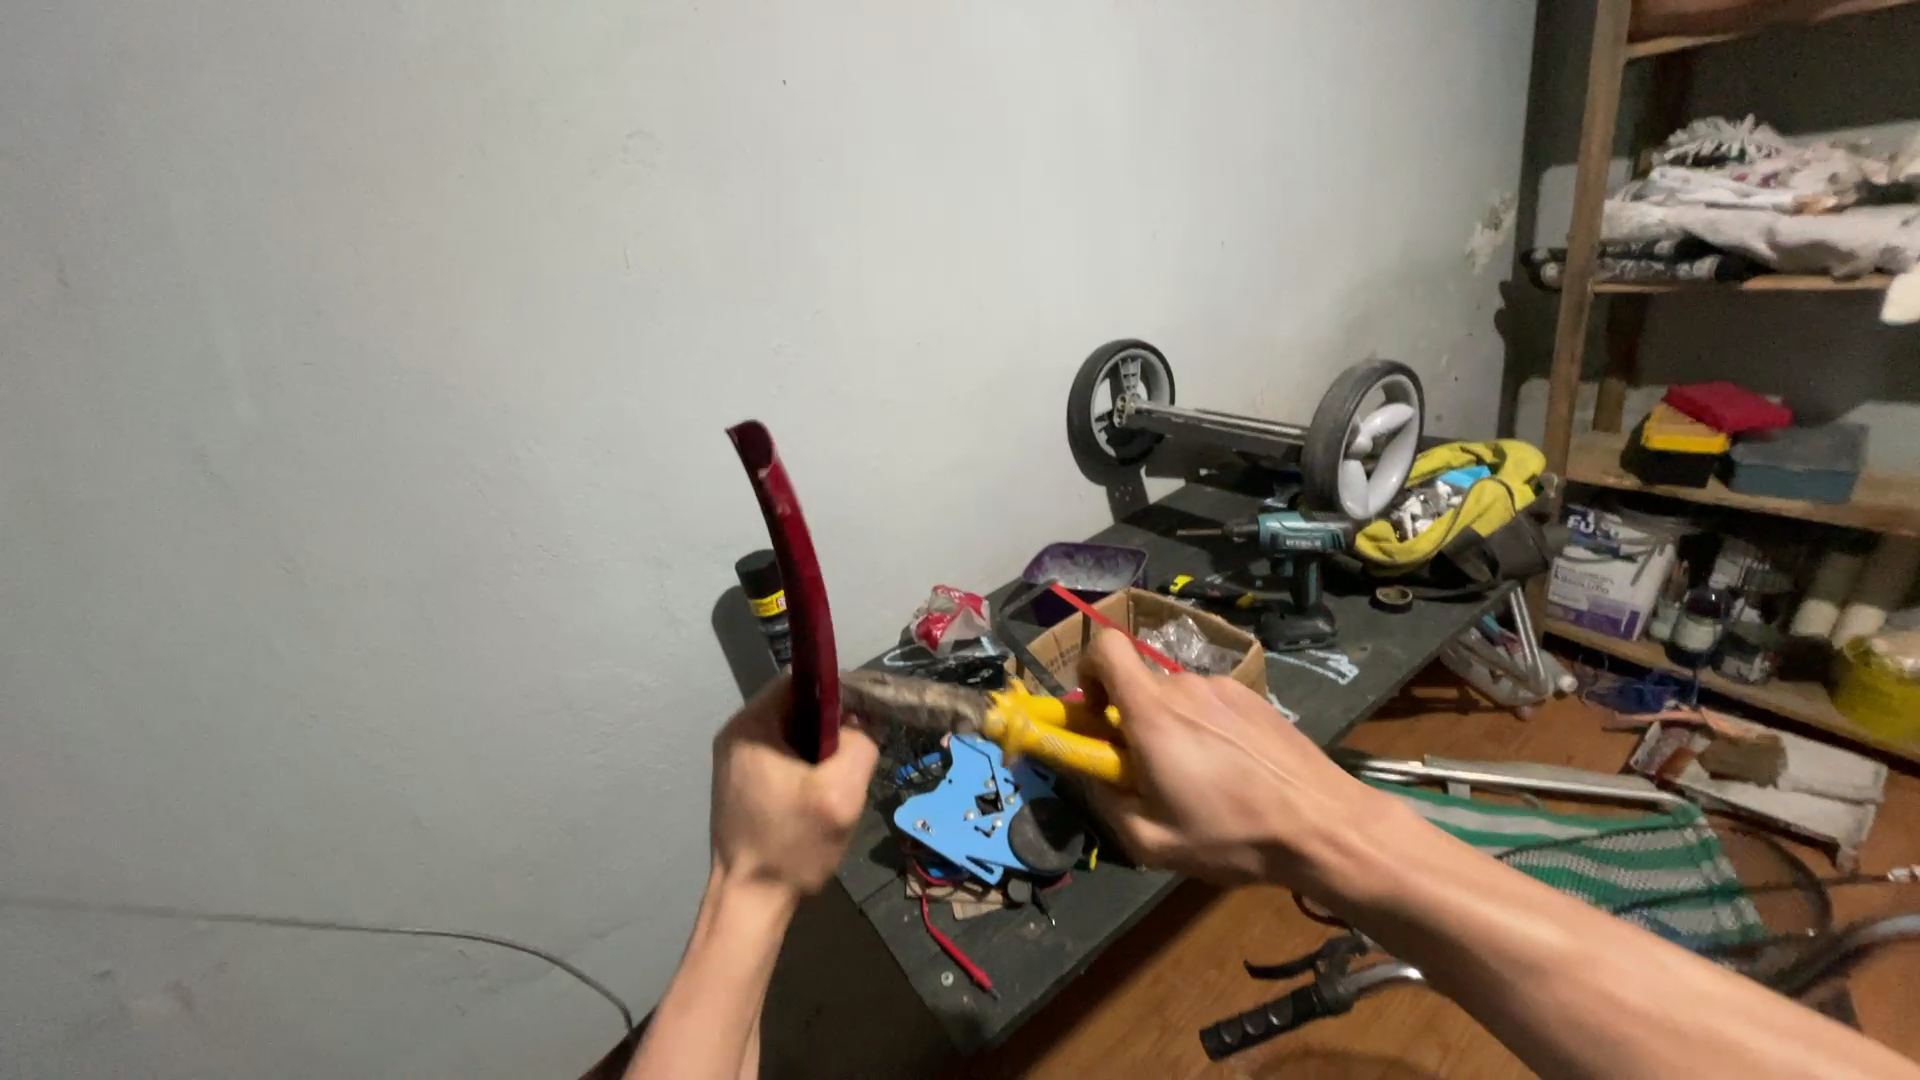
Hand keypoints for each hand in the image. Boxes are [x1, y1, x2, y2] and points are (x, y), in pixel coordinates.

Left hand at [709, 675, 879, 899]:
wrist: (750, 903)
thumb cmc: (791, 845)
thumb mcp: (840, 793)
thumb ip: (861, 745)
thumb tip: (865, 722)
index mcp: (750, 726)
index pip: (801, 681)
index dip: (838, 691)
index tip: (866, 714)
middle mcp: (738, 735)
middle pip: (798, 706)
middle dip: (833, 723)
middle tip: (859, 750)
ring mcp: (738, 760)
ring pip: (794, 732)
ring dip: (823, 747)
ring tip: (843, 774)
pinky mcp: (744, 783)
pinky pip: (785, 755)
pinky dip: (808, 764)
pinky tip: (823, 791)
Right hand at [1079, 629, 1393, 890]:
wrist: (1324, 826)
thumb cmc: (1232, 834)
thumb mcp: (1152, 840)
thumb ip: (1106, 801)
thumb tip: (1093, 773)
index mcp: (1152, 711)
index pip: (1106, 647)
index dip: (1089, 670)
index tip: (1097, 712)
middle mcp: (1184, 685)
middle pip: (1139, 684)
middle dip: (1133, 720)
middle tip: (1152, 770)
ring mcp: (1223, 687)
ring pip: (1176, 698)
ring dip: (1173, 728)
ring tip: (1202, 779)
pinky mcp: (1253, 698)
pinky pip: (1210, 704)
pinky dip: (1206, 729)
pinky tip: (1234, 769)